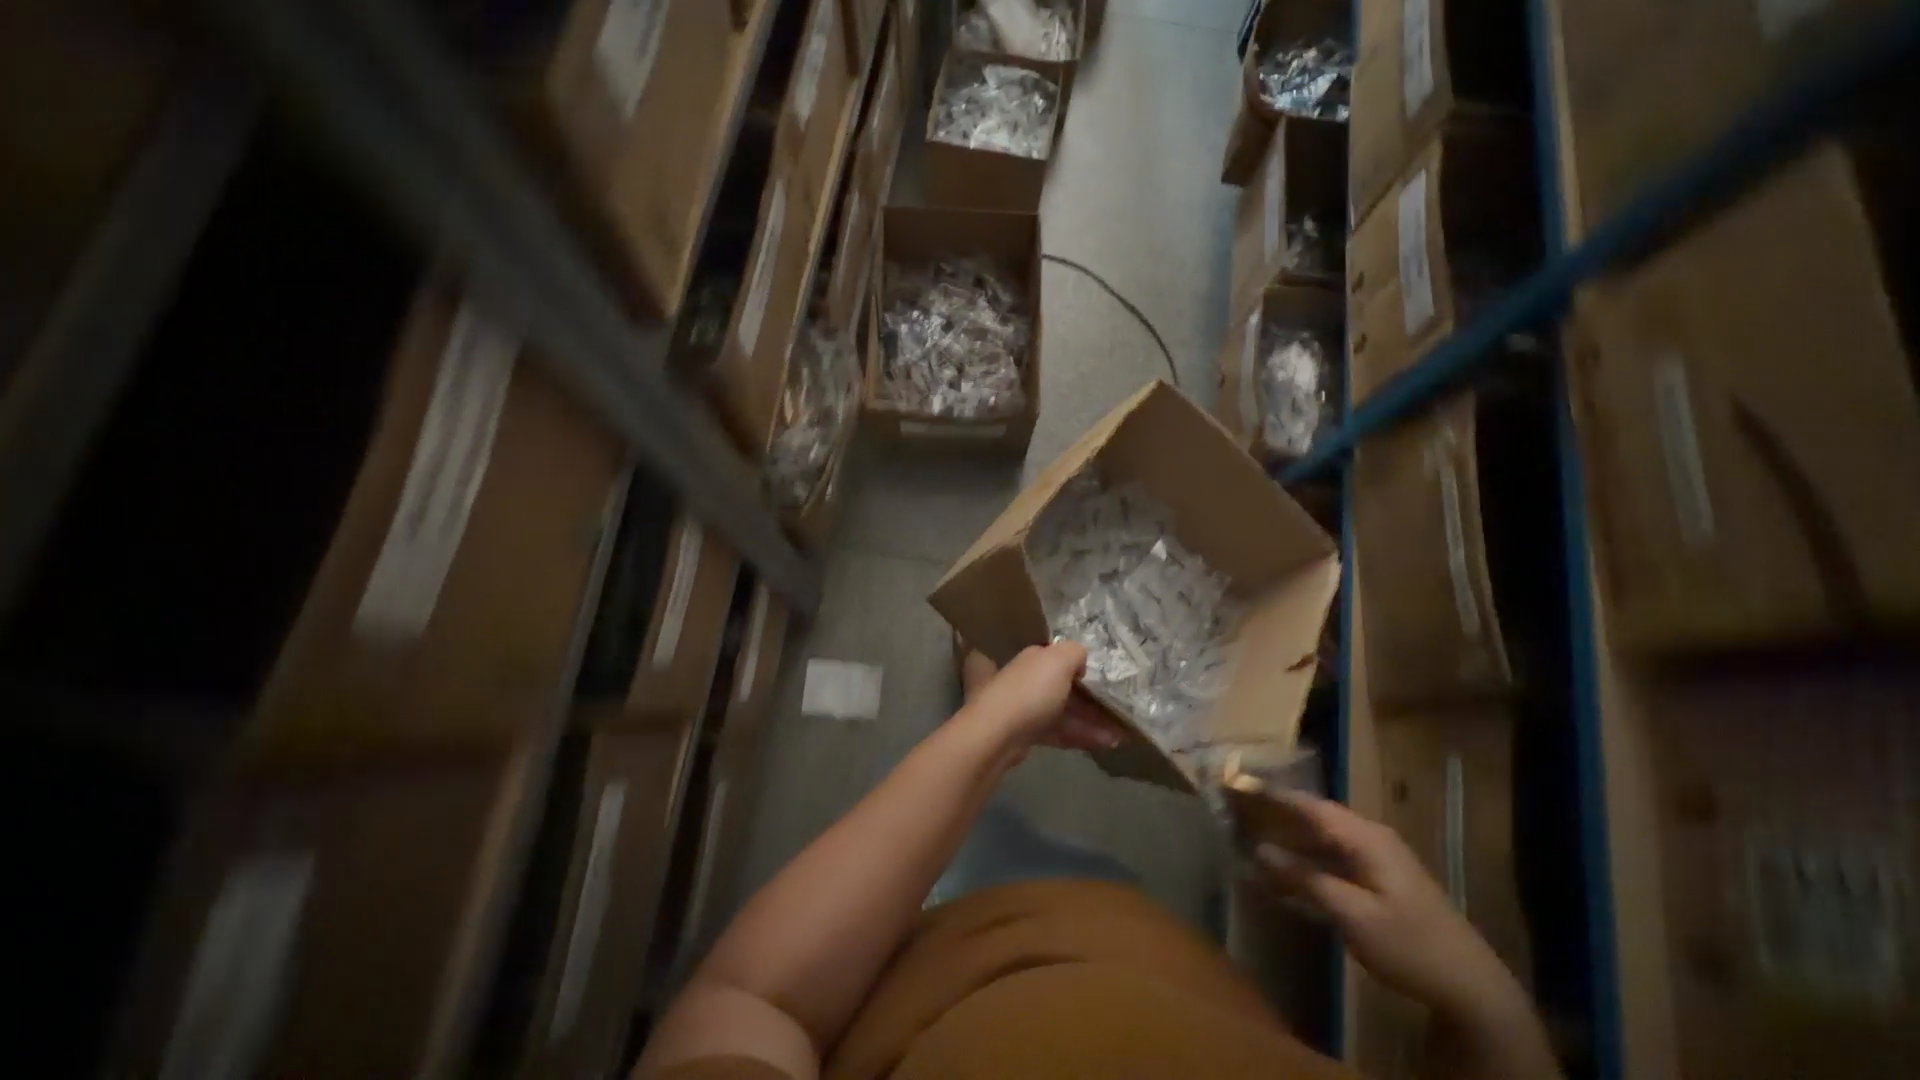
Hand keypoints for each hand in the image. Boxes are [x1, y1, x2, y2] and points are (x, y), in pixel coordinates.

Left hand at [959, 642, 1122, 753]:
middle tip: (1121, 711)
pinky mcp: (1026, 734)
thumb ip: (1074, 652)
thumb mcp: (1058, 659)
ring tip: (1122, 734)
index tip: (1106, 679)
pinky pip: (1059, 732)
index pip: (1058, 657)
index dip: (1083, 667)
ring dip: (1093, 722)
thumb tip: (1079, 660)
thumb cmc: (1029, 691)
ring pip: (1064, 712)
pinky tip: (1106, 743)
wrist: (997, 735)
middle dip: (1094, 701)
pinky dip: (1081, 736)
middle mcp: (1026, 680)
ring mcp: (1024, 708)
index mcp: (1031, 658)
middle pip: (1064, 687)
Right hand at [1254, 793, 1527, 1028]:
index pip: (1311, 805)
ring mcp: (1376, 861)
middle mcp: (1371, 840)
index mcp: (1367, 838)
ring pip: (1323, 841)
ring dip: (1289, 842)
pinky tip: (1283, 875)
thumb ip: (1306, 879)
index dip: (1274, 795)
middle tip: (1236, 814)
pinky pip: (1332, 861)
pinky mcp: (1378, 882)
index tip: (1237, 785)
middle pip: (1316, 819)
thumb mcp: (1353, 914)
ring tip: (1249, 840)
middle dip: (1277, 816)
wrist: (1468, 984)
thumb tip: (1261, 849)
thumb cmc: (1409, 944)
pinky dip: (1306, 864)